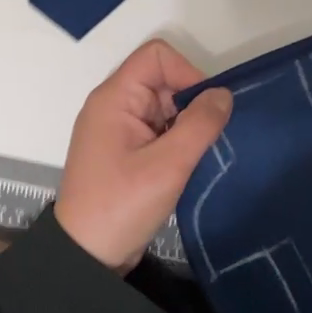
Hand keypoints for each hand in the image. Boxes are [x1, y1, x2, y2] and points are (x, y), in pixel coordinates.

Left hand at [54, 40, 232, 272]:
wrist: (87, 256)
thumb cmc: (121, 205)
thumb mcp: (168, 165)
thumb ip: (200, 125)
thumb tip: (224, 94)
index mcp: (115, 98)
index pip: (158, 56)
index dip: (188, 73)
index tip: (206, 110)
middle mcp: (114, 106)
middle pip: (164, 79)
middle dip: (191, 103)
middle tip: (205, 140)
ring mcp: (119, 129)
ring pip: (165, 106)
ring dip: (187, 125)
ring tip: (198, 156)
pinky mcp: (127, 151)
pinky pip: (160, 129)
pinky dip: (178, 141)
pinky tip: (188, 165)